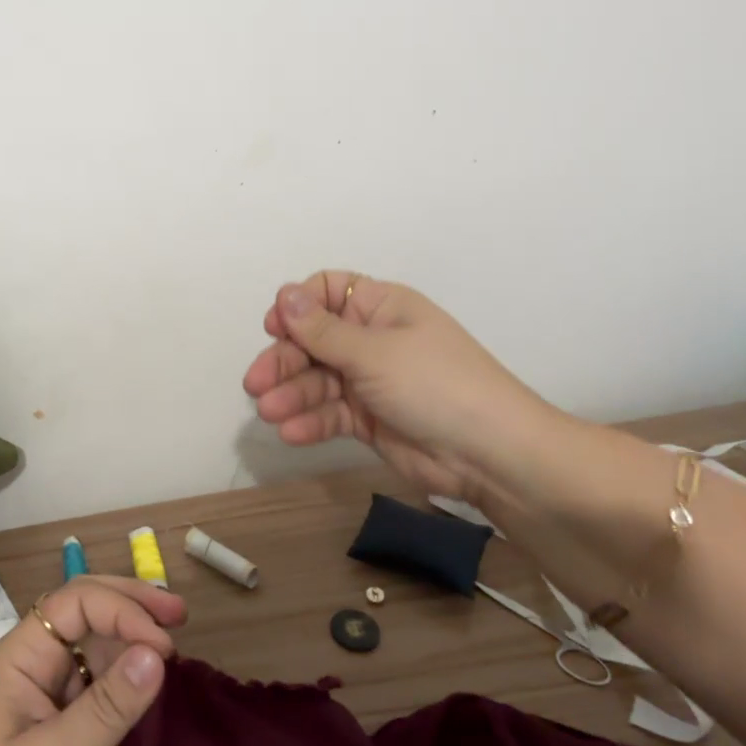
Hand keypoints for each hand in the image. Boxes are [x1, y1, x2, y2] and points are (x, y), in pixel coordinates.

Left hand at [0, 576, 185, 745]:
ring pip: (96, 640)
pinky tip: (151, 670)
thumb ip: (107, 708)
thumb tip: (157, 652)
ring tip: (173, 637)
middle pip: (85, 608)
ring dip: (133, 631)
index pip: (74, 603)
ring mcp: (50, 689)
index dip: (121, 609)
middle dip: (130, 603)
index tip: (165, 646)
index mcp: (21, 655)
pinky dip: (128, 668)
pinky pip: (100, 677)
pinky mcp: (65, 719)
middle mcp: (36, 660)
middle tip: (180, 612)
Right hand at [242, 272, 560, 499]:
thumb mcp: (374, 352)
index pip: (326, 292)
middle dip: (282, 361)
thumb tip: (284, 293)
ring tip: (269, 413)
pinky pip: (329, 413)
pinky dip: (309, 421)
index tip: (274, 328)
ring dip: (290, 395)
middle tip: (255, 384)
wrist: (490, 454)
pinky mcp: (367, 418)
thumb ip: (322, 330)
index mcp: (380, 307)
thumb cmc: (435, 384)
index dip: (296, 307)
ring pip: (315, 380)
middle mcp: (371, 339)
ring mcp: (368, 380)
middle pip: (311, 341)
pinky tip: (290, 432)